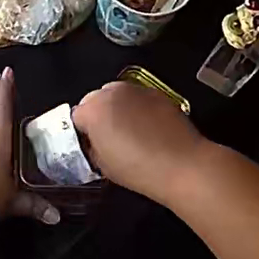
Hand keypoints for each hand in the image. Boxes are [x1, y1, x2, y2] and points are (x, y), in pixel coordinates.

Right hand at [72, 81, 215, 202]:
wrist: (183, 165)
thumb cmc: (138, 169)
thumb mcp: (102, 164)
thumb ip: (91, 146)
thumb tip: (93, 141)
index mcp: (93, 110)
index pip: (76, 116)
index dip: (83, 132)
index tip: (91, 145)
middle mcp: (113, 92)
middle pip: (95, 100)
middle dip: (98, 116)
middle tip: (109, 139)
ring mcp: (137, 90)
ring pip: (117, 96)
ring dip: (118, 109)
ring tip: (130, 133)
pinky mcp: (158, 93)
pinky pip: (139, 99)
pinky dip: (138, 109)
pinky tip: (148, 129)